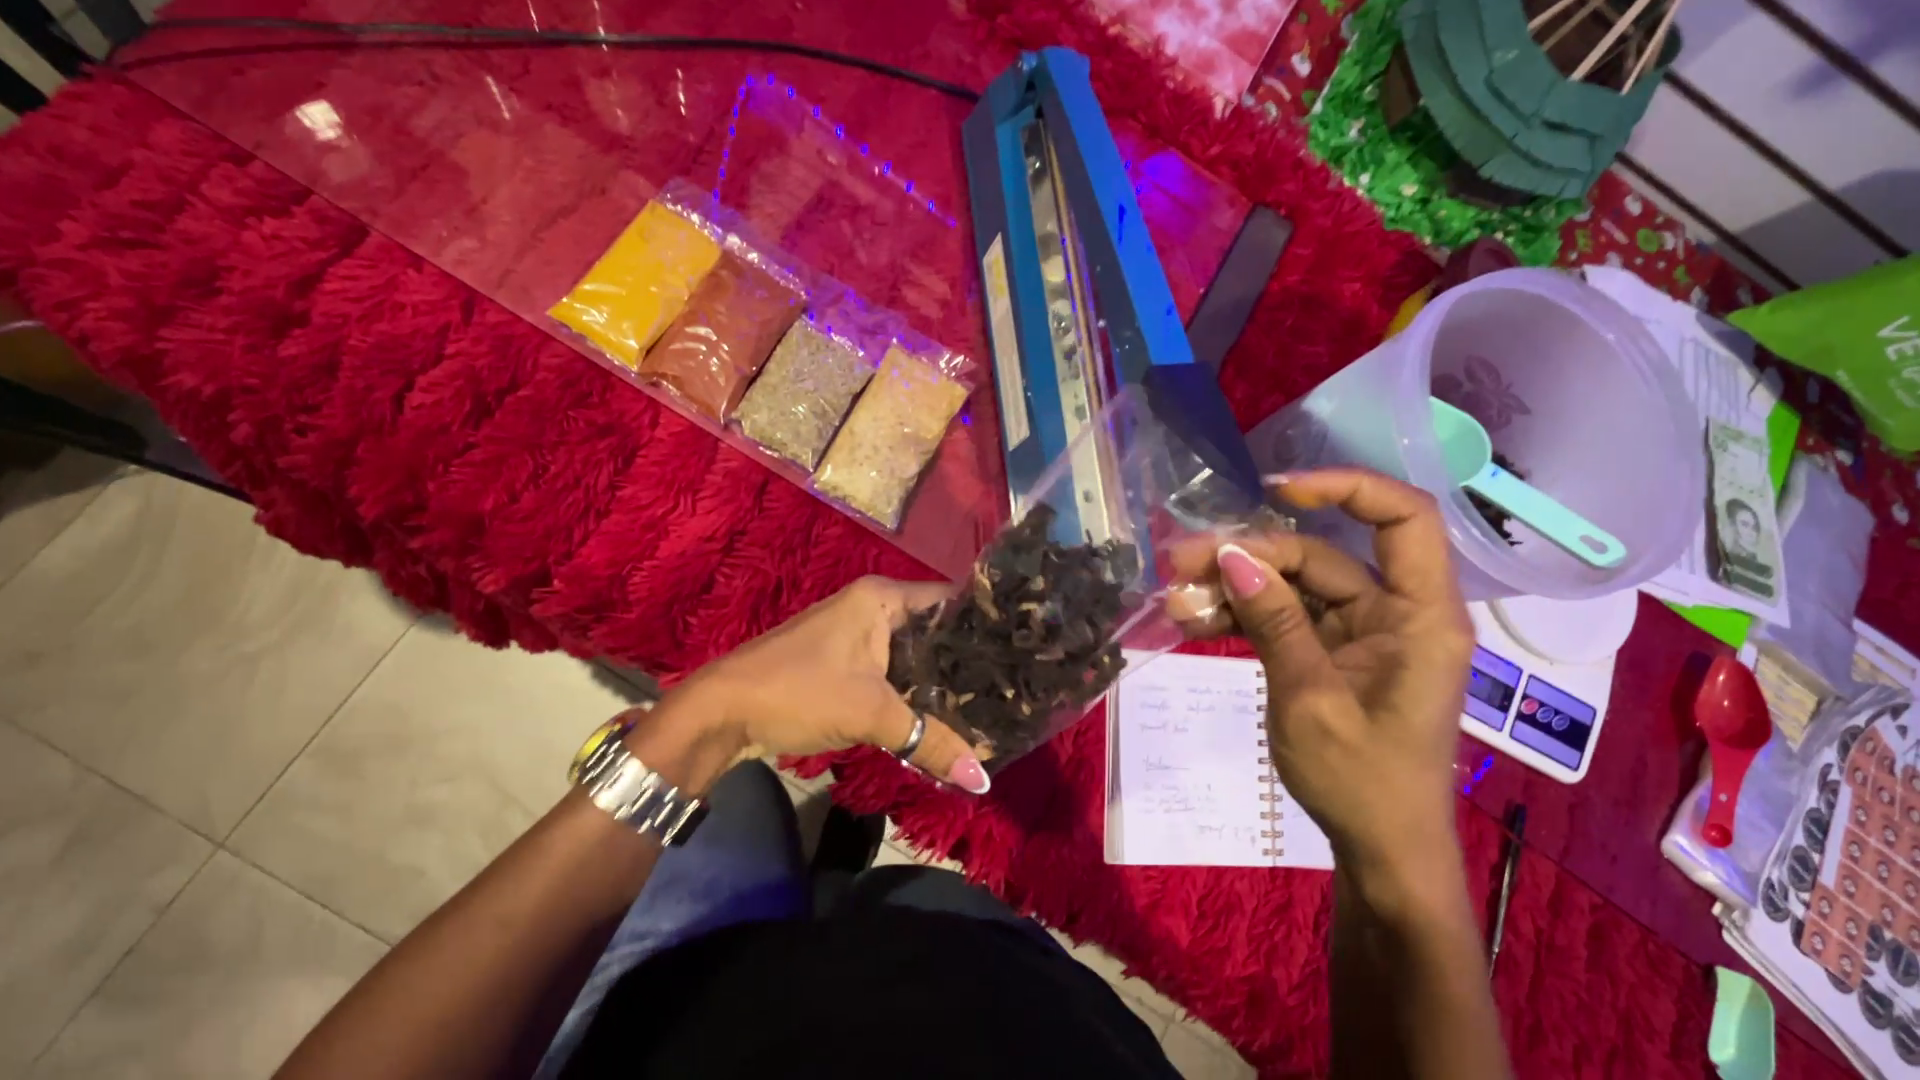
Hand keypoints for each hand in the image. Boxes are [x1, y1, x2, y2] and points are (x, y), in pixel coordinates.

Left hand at [668, 576, 990, 793]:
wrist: (722, 711)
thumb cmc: (799, 691)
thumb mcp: (871, 715)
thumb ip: (930, 743)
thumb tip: (983, 781)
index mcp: (882, 598)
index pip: (951, 601)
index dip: (987, 625)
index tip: (1027, 650)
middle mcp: (872, 608)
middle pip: (935, 632)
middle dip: (969, 663)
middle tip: (1016, 688)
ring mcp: (857, 637)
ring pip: (914, 658)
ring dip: (941, 684)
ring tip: (992, 706)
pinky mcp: (845, 665)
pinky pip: (894, 675)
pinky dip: (915, 696)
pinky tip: (943, 720)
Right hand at [1168, 468, 1473, 892]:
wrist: (1380, 851)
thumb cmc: (1363, 781)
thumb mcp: (1310, 698)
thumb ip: (1275, 621)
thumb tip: (1231, 556)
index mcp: (1420, 616)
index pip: (1404, 518)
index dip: (1347, 488)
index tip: (1278, 492)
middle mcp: (1395, 613)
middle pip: (1324, 555)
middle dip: (1252, 554)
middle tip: (1181, 561)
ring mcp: (1361, 635)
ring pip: (1295, 586)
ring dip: (1236, 587)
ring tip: (1175, 595)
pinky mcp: (1332, 656)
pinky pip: (1286, 620)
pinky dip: (1244, 618)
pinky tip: (1193, 619)